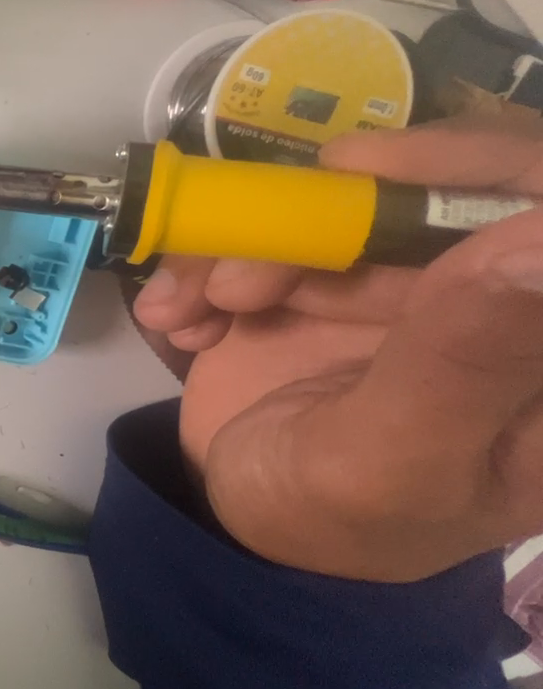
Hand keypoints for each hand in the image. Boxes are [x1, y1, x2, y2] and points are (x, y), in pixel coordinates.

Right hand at [132, 117, 542, 581]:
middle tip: (236, 285)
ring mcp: (390, 287)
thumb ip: (459, 360)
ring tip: (189, 317)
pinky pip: (249, 239)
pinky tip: (180, 323)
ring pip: (316, 213)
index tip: (356, 173)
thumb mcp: (393, 457)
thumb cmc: (341, 517)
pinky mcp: (309, 285)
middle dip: (305, 229)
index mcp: (538, 344)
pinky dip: (197, 274)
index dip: (474, 165)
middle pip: (414, 198)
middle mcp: (481, 297)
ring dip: (230, 255)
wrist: (245, 524)